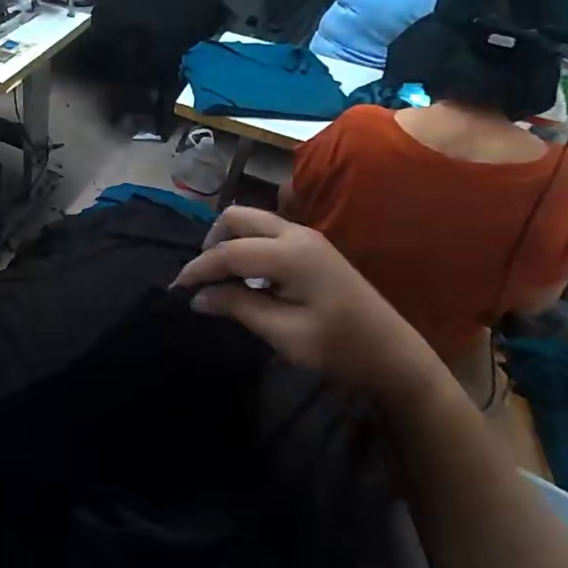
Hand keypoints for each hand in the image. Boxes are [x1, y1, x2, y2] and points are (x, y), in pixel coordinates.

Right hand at [173, 206, 446, 402]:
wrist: (392, 352)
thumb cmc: (340, 348)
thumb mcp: (285, 334)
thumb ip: (240, 307)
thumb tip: (199, 297)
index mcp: (291, 252)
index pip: (230, 250)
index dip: (199, 269)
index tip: (175, 290)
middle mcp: (298, 233)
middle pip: (240, 216)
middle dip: (212, 241)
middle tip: (199, 279)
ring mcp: (309, 236)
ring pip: (256, 220)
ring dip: (231, 241)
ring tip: (218, 279)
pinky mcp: (315, 247)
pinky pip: (271, 232)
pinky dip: (250, 245)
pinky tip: (247, 276)